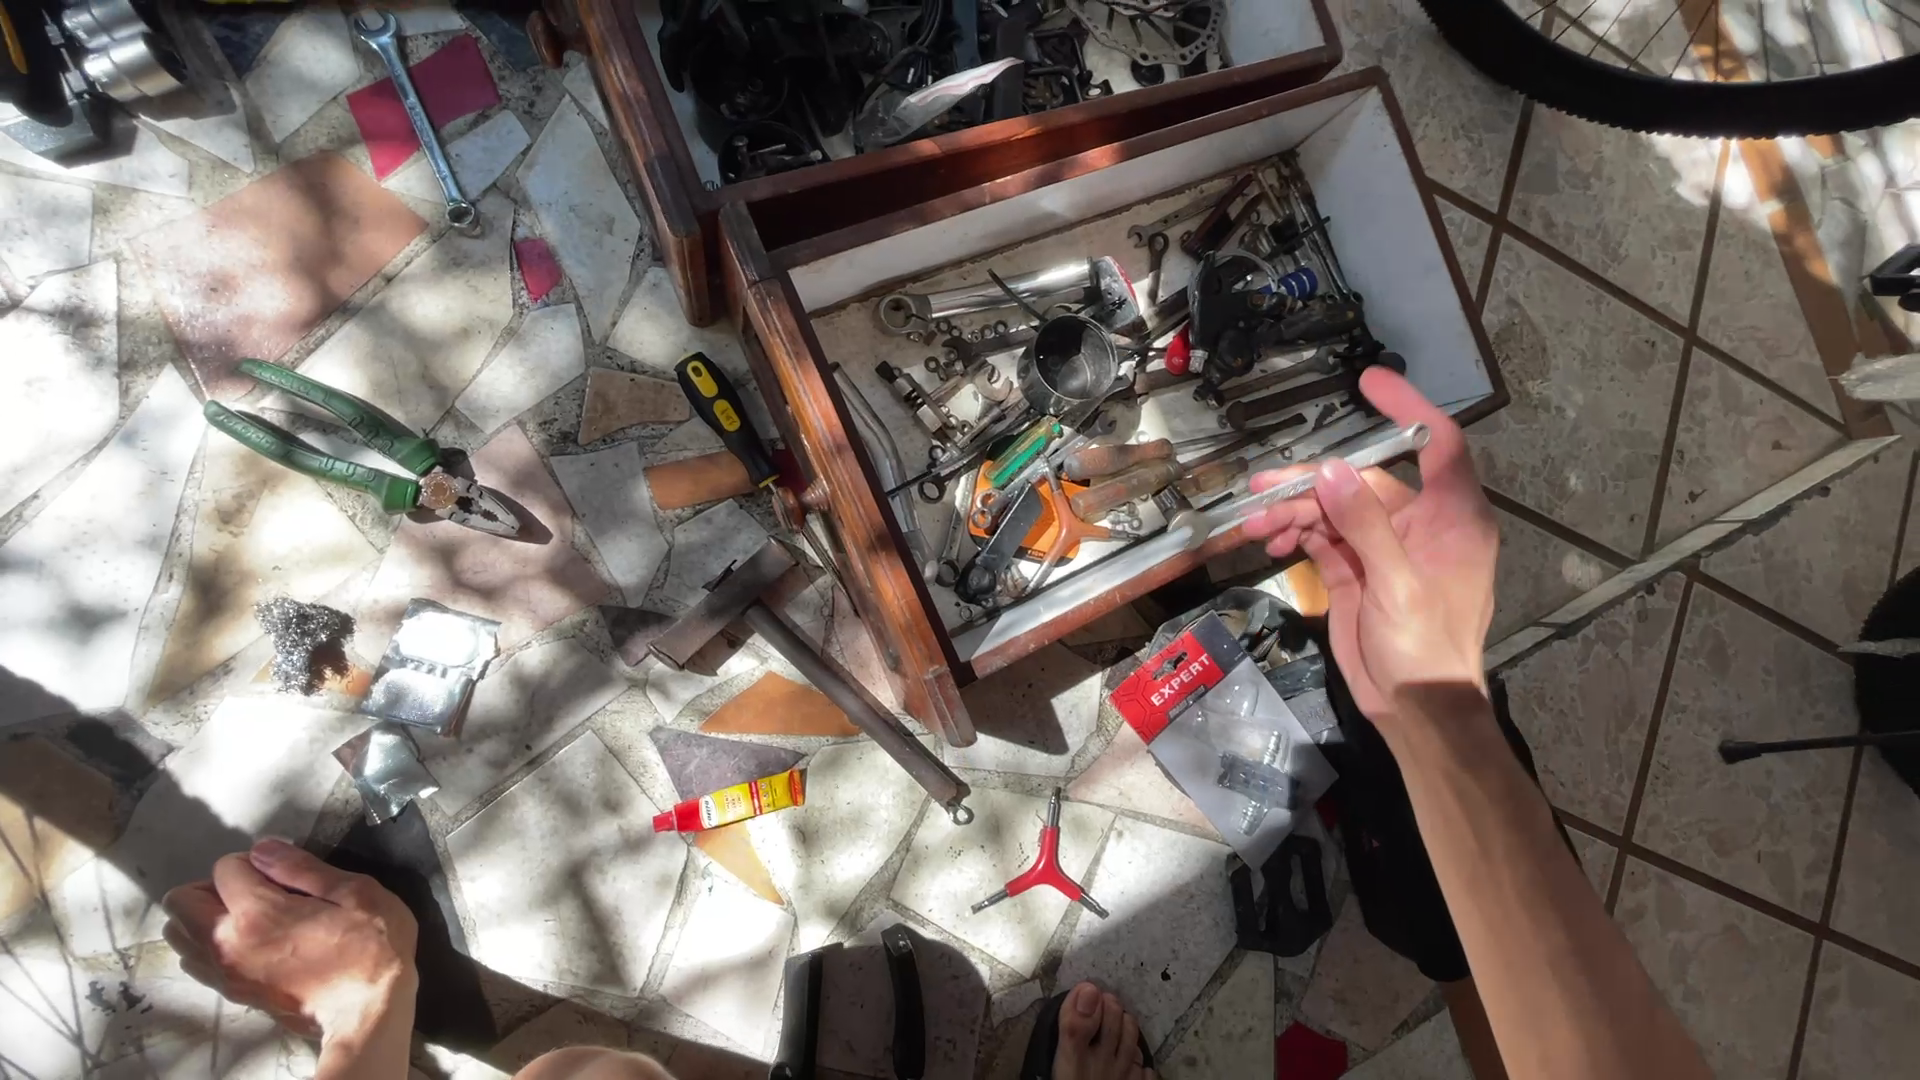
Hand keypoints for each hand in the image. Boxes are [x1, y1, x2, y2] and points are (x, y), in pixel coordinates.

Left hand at [161, 838, 417, 1041]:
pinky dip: (210, 941)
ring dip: (207, 914)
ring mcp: (221, 971)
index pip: (225, 868)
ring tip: (256, 915)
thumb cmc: (371, 942)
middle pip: (181, 901)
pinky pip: (193, 958)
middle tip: (264, 889)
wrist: (365, 1007)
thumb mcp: (356, 892)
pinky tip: (254, 941)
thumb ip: (306, 869)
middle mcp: (224, 941)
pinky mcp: (227, 990)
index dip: (257, 859)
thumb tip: (264, 848)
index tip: (288, 868)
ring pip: (179, 932)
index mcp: (258, 913)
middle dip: (216, 885)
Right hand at [1243, 367, 1497, 727]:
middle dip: (1310, 483)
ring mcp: (1381, 545)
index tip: (1369, 382)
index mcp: (1451, 517)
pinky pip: (1319, 535)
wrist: (1411, 706)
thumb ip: (1366, 525)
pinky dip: (1293, 535)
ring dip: (1292, 512)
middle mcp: (1417, 522)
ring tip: (1253, 525)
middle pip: (1360, 481)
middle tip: (1261, 488)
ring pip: (1332, 508)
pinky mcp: (1353, 566)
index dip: (1408, 409)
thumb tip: (1333, 471)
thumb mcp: (1397, 585)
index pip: (1438, 445)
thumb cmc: (1424, 647)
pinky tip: (1268, 542)